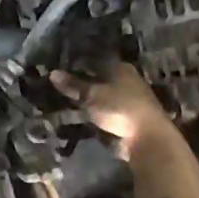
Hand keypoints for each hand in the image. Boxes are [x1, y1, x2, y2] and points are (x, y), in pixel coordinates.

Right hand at [49, 62, 176, 159]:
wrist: (146, 137)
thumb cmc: (119, 108)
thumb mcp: (91, 95)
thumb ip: (72, 84)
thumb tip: (52, 73)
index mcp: (119, 68)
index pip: (93, 60)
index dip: (74, 62)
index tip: (56, 67)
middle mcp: (124, 79)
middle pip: (95, 77)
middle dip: (76, 81)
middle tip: (54, 84)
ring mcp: (124, 98)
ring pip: (96, 93)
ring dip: (81, 97)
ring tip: (58, 99)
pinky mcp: (123, 114)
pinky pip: (99, 108)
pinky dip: (87, 110)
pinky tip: (72, 112)